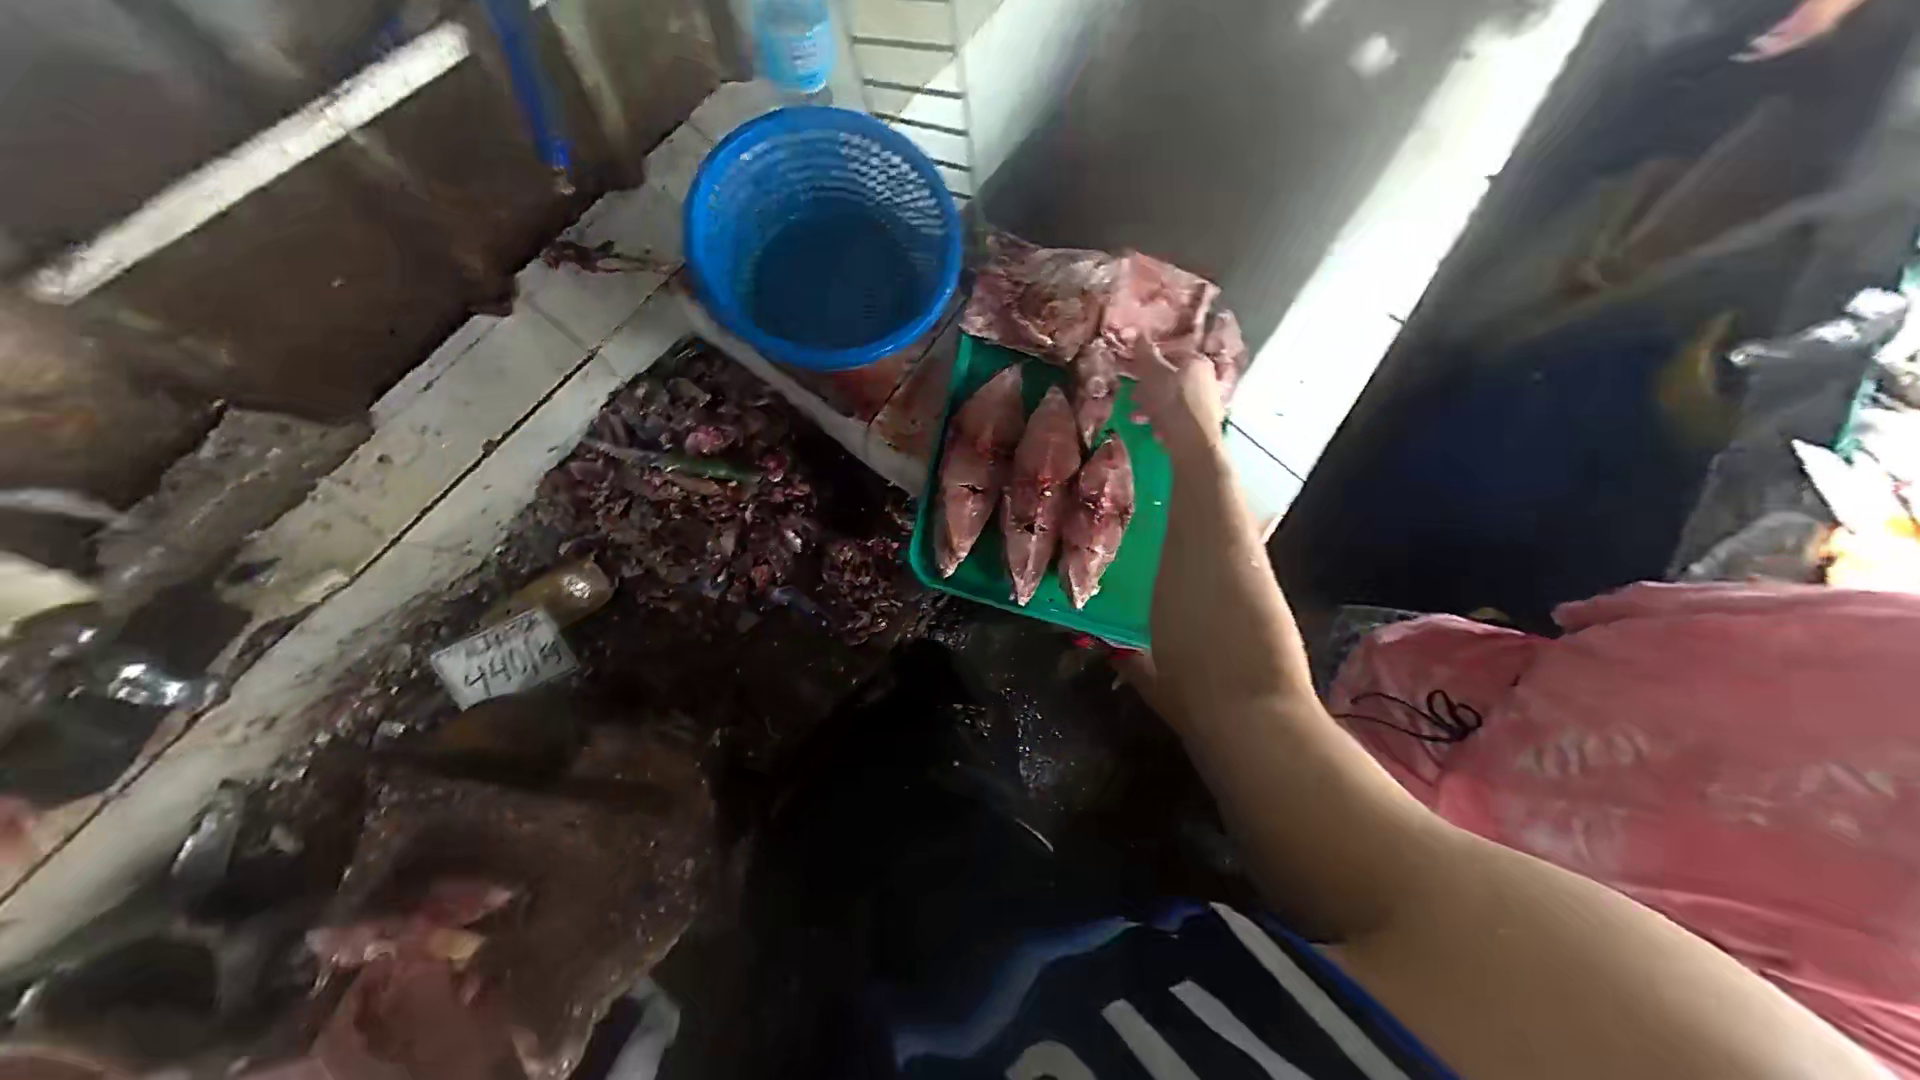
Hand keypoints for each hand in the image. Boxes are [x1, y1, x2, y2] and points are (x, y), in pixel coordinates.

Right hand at [1129, 332, 1224, 463]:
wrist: (1193, 442)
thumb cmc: (1172, 402)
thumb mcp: (1154, 374)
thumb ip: (1145, 354)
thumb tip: (1139, 335)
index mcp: (1196, 361)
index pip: (1168, 354)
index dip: (1147, 364)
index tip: (1132, 375)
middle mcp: (1206, 377)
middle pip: (1169, 378)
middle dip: (1147, 389)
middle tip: (1133, 398)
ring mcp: (1207, 401)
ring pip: (1172, 398)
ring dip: (1151, 406)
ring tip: (1138, 417)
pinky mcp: (1203, 422)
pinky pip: (1178, 416)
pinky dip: (1164, 420)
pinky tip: (1155, 429)